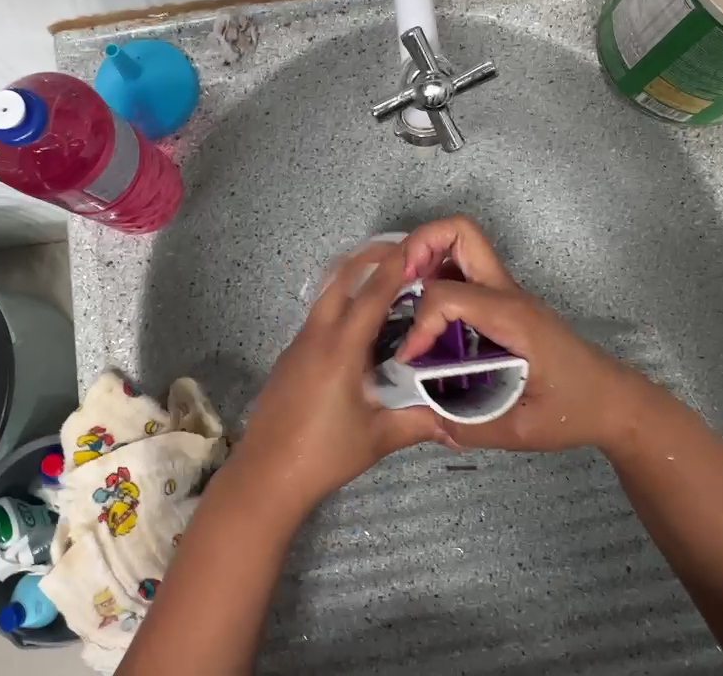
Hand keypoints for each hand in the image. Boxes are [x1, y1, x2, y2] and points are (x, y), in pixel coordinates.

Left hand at [229, 241, 446, 517]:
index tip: (414, 247)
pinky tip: (359, 329)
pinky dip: (340, 305)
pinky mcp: (289, 357)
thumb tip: (456, 421)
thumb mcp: (378, 438)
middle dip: (368, 257)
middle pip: (340, 277)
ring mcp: (298, 344)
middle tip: (400, 253)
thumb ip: (419, 422)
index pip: (371, 295)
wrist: (265, 475)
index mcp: (341, 349)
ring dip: (352, 279)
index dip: (394, 267)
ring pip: (325, 295)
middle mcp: (316, 336)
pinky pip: (317, 317)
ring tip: (384, 283)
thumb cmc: (323, 455)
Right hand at [396, 216, 647, 452]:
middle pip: (460, 232)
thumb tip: (427, 421)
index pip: (448, 295)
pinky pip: (464, 271)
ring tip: (403, 294)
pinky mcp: (504, 303)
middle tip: (397, 282)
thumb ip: (471, 427)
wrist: (614, 400)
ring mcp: (506, 293)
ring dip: (427, 256)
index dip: (420, 324)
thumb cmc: (575, 409)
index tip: (411, 359)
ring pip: (461, 243)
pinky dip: (437, 277)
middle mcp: (507, 293)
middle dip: (419, 244)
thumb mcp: (523, 430)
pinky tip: (426, 316)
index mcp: (511, 317)